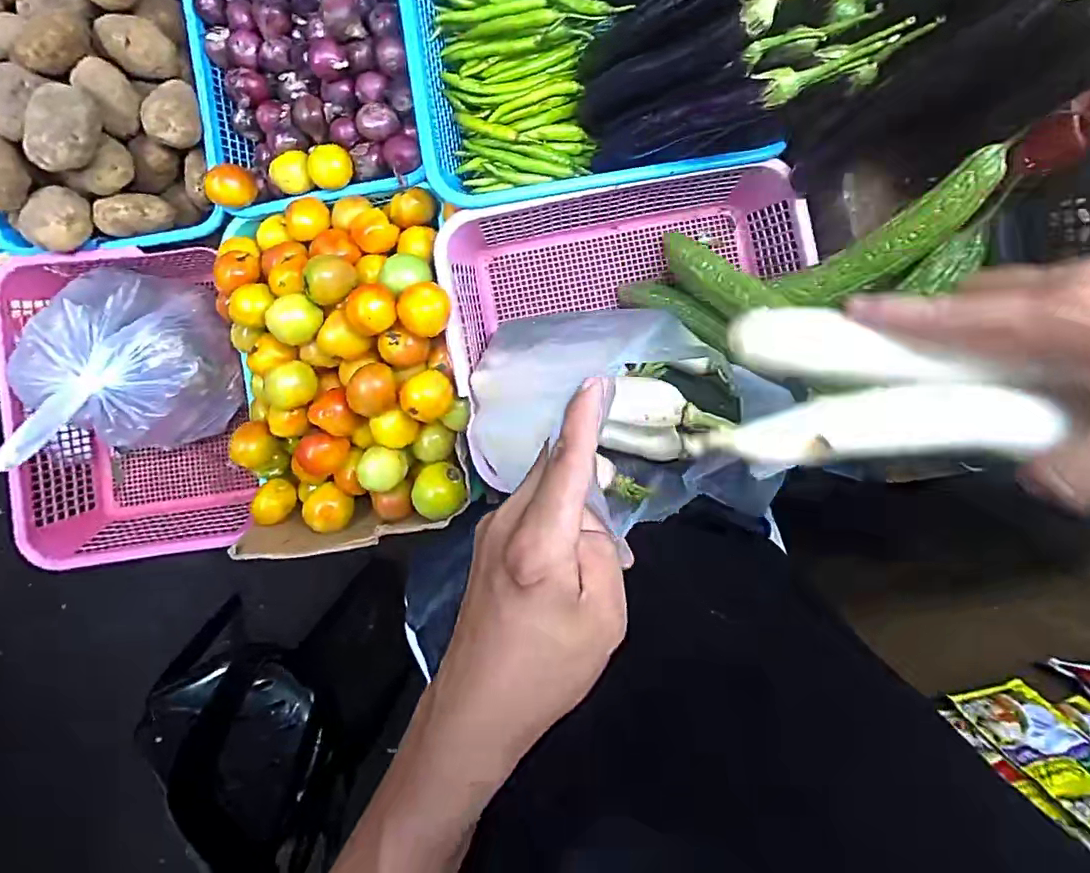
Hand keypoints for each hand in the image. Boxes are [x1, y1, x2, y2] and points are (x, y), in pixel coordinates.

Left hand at [334, 379, 625, 871]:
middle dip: (587, 486)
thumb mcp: (603, 618)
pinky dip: (555, 525)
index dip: (583, 419)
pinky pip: (529, 514)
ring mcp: (488, 533)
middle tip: (613, 543)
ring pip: (541, 493)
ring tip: (591, 571)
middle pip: (553, 474)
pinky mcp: (484, 546)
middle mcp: (506, 523)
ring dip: (573, 512)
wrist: (476, 708)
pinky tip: (567, 571)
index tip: (595, 381)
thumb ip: (602, 552)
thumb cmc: (547, 670)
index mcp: (539, 540)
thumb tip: (585, 520)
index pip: (566, 464)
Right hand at [844, 250, 1089, 510]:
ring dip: (1008, 316)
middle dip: (949, 314)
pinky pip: (1088, 289)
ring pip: (1040, 288)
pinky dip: (1060, 316)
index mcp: (1063, 319)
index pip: (956, 316)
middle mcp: (1087, 281)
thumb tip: (1037, 471)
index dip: (898, 317)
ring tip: (1017, 357)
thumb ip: (1072, 471)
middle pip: (991, 293)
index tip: (852, 310)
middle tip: (933, 346)